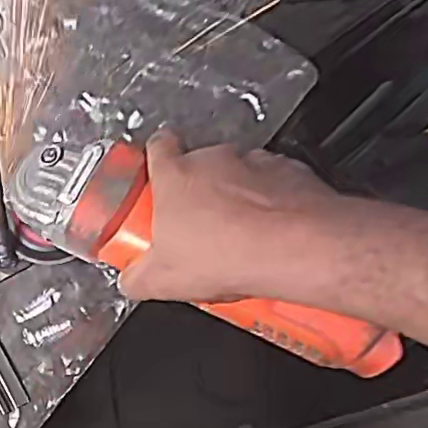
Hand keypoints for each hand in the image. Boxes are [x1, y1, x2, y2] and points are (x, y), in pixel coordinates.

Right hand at [117, 129, 348, 306]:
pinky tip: (261, 236)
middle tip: (190, 228)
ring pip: (235, 176)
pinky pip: (270, 185)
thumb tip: (130, 281)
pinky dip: (265, 205)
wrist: (297, 250)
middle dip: (193, 193)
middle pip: (196, 166)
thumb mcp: (160, 281)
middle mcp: (215, 160)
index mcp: (176, 177)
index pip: (157, 147)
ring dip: (230, 199)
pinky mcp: (291, 172)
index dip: (153, 159)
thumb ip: (135, 277)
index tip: (151, 180)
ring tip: (230, 238)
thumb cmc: (229, 254)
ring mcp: (255, 162)